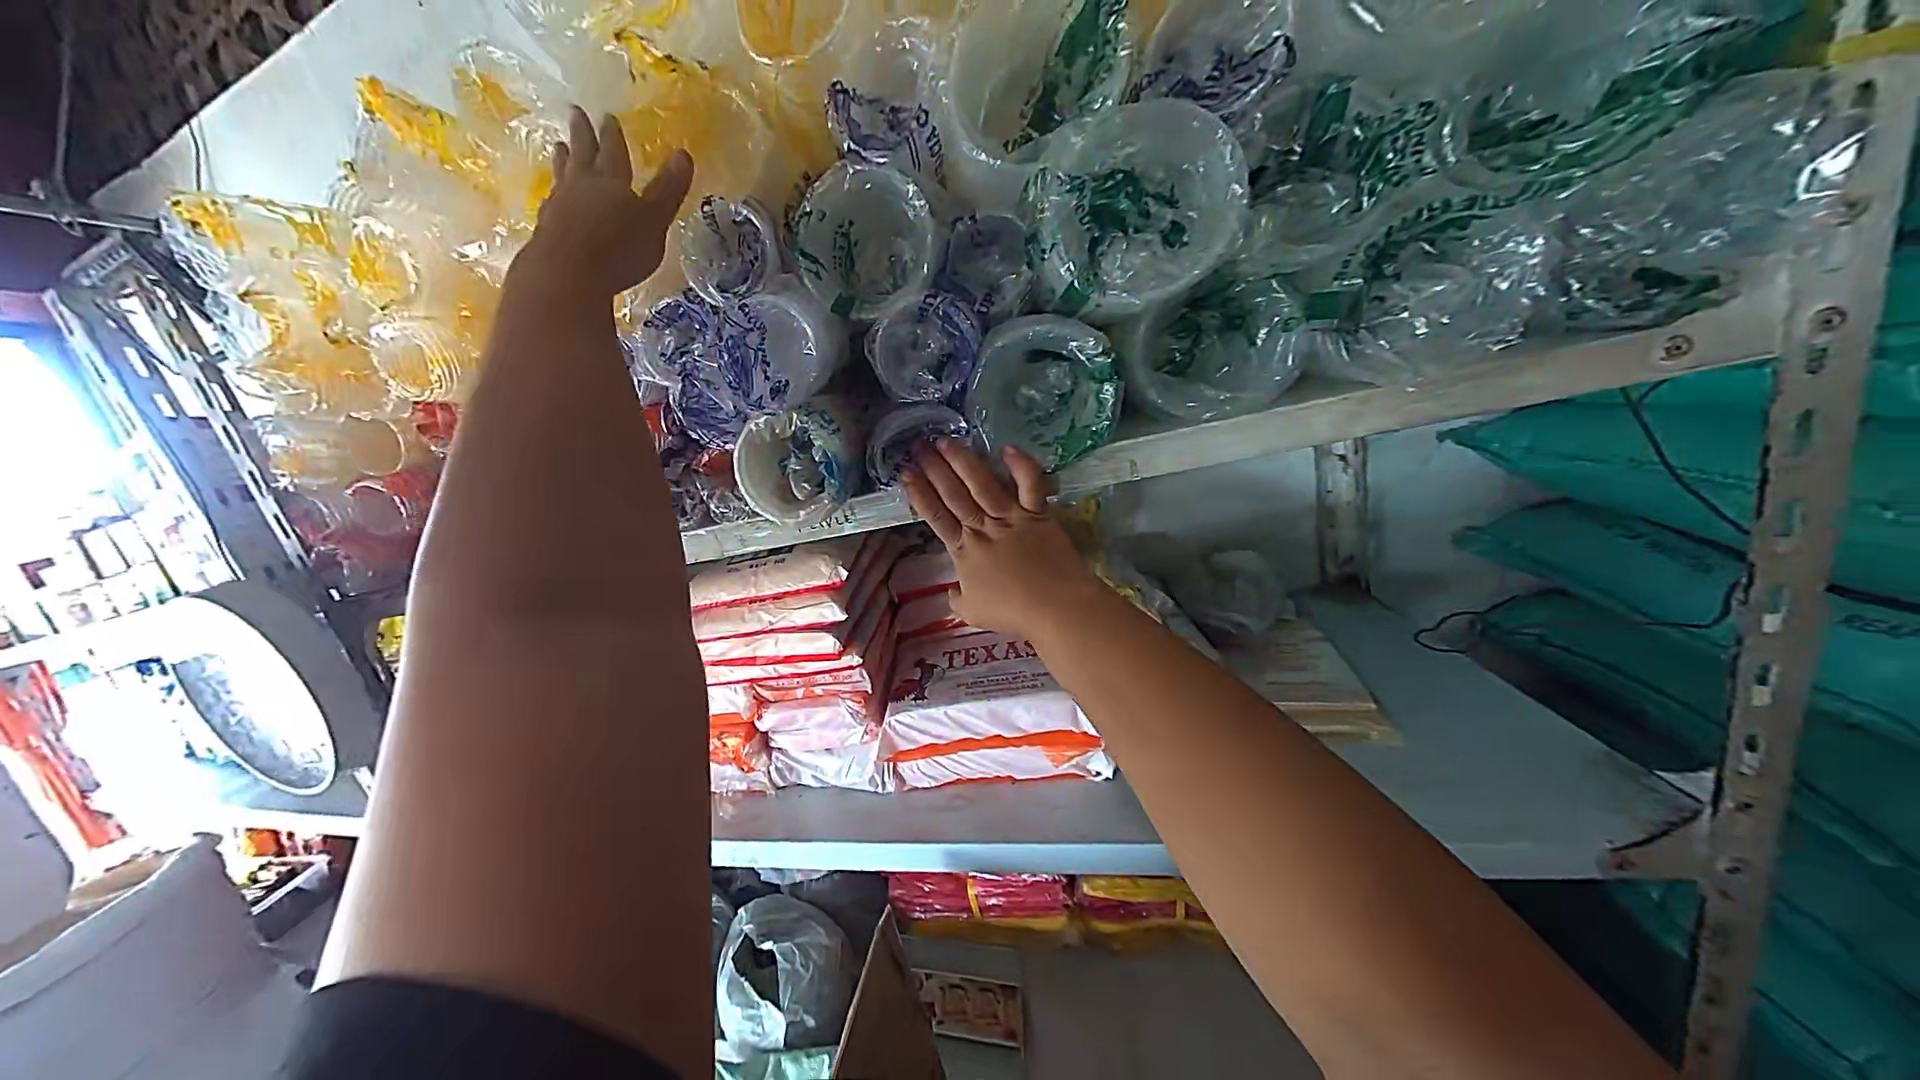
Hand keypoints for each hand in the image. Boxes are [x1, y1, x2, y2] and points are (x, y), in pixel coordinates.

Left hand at [515, 107, 693, 296]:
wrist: (567, 272)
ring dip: (563, 158)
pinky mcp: (548, 225)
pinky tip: (554, 195)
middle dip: (582, 134)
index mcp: (611, 180)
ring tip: (559, 146)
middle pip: (582, 152)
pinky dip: (556, 191)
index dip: (613, 134)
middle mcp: (582, 184)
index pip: (613, 150)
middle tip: (576, 113)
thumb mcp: (654, 220)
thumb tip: (684, 154)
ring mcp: (561, 203)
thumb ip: (668, 190)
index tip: (607, 115)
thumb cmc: (619, 247)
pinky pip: (553, 199)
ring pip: (563, 172)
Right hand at [903, 439, 1115, 643]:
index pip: (936, 516)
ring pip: (982, 483)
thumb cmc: (1013, 613)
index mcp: (964, 551)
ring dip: (963, 460)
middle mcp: (983, 528)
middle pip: (954, 493)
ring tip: (947, 441)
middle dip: (934, 468)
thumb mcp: (972, 612)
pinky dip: (1021, 466)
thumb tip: (952, 590)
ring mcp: (1011, 517)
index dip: (919, 494)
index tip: (906, 474)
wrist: (1055, 607)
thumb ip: (957, 598)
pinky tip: (1007, 449)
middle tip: (919, 446)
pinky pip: (1030, 484)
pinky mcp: (1038, 514)